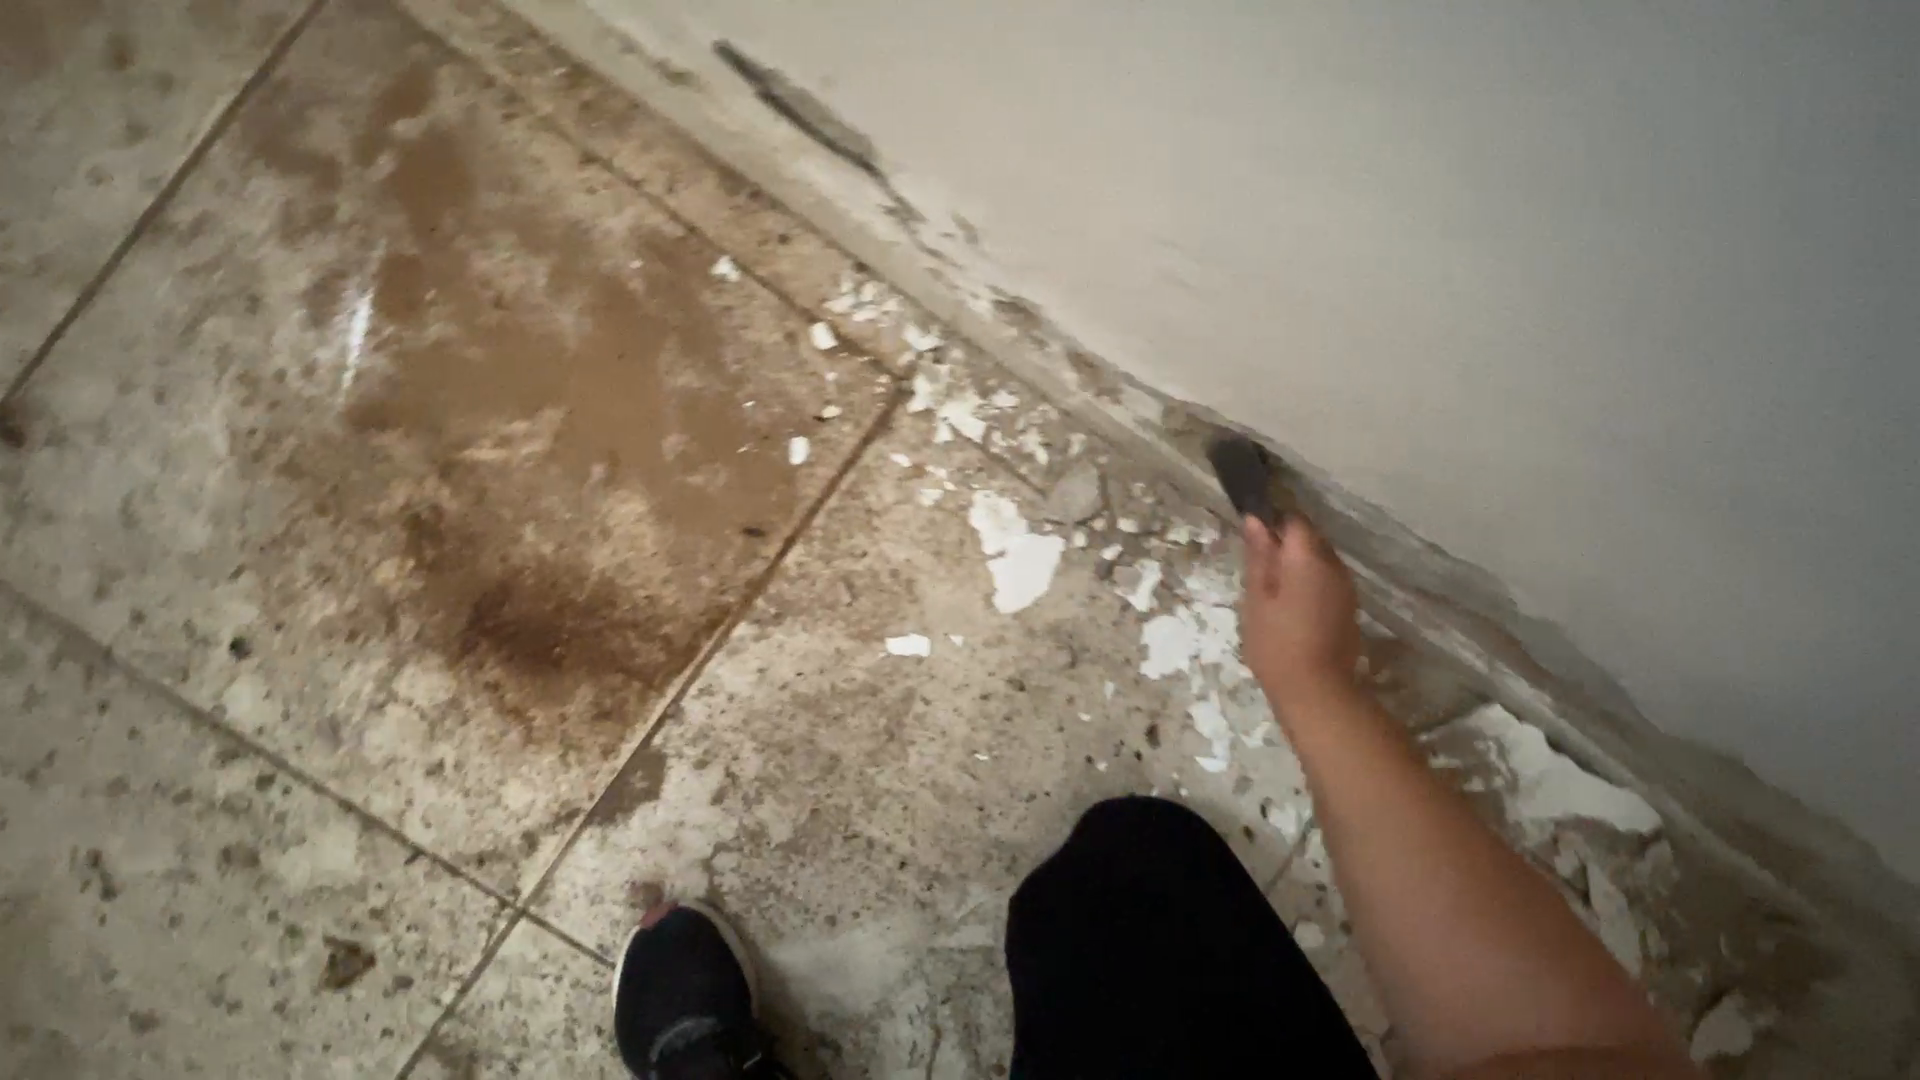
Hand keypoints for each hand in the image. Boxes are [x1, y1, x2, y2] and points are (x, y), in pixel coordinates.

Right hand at [1240, 514, 1361, 706]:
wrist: (1315, 689)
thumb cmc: (1274, 642)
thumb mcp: (1256, 597)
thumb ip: (1259, 557)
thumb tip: (1256, 520)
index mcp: (1307, 558)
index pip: (1294, 520)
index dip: (1273, 521)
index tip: (1252, 536)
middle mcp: (1334, 565)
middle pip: (1310, 538)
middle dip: (1286, 543)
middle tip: (1257, 566)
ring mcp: (1346, 587)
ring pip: (1320, 559)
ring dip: (1298, 564)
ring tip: (1272, 588)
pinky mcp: (1349, 606)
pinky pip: (1328, 580)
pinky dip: (1310, 581)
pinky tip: (1292, 604)